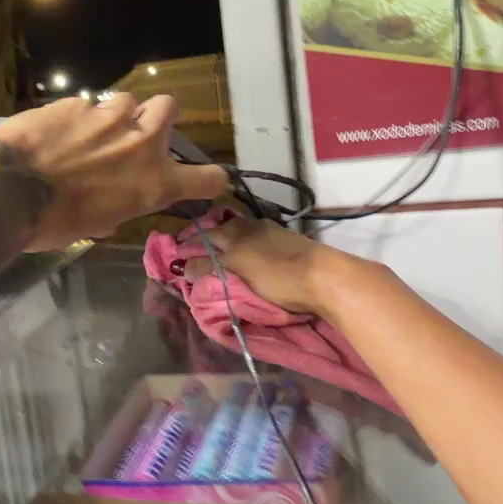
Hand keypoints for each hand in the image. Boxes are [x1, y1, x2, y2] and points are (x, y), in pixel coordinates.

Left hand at [0, 93, 229, 250]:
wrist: (7, 192)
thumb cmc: (52, 224)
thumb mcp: (93, 227)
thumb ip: (113, 211)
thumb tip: (109, 212)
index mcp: (152, 184)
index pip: (208, 178)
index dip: (211, 177)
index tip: (209, 178)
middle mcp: (140, 145)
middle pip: (170, 107)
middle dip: (157, 116)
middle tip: (137, 130)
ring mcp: (109, 117)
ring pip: (125, 100)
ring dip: (113, 114)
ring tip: (88, 131)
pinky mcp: (76, 103)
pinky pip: (85, 104)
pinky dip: (75, 117)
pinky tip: (54, 132)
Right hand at [182, 217, 366, 316]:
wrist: (324, 277)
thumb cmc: (276, 274)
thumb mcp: (235, 272)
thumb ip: (207, 267)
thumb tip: (180, 267)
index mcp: (235, 230)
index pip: (205, 233)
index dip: (190, 244)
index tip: (178, 255)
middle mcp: (252, 226)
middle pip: (224, 231)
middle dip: (211, 242)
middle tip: (199, 258)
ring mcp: (273, 233)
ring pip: (244, 236)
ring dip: (232, 245)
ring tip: (224, 261)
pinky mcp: (289, 244)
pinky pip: (260, 244)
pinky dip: (250, 250)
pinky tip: (251, 261)